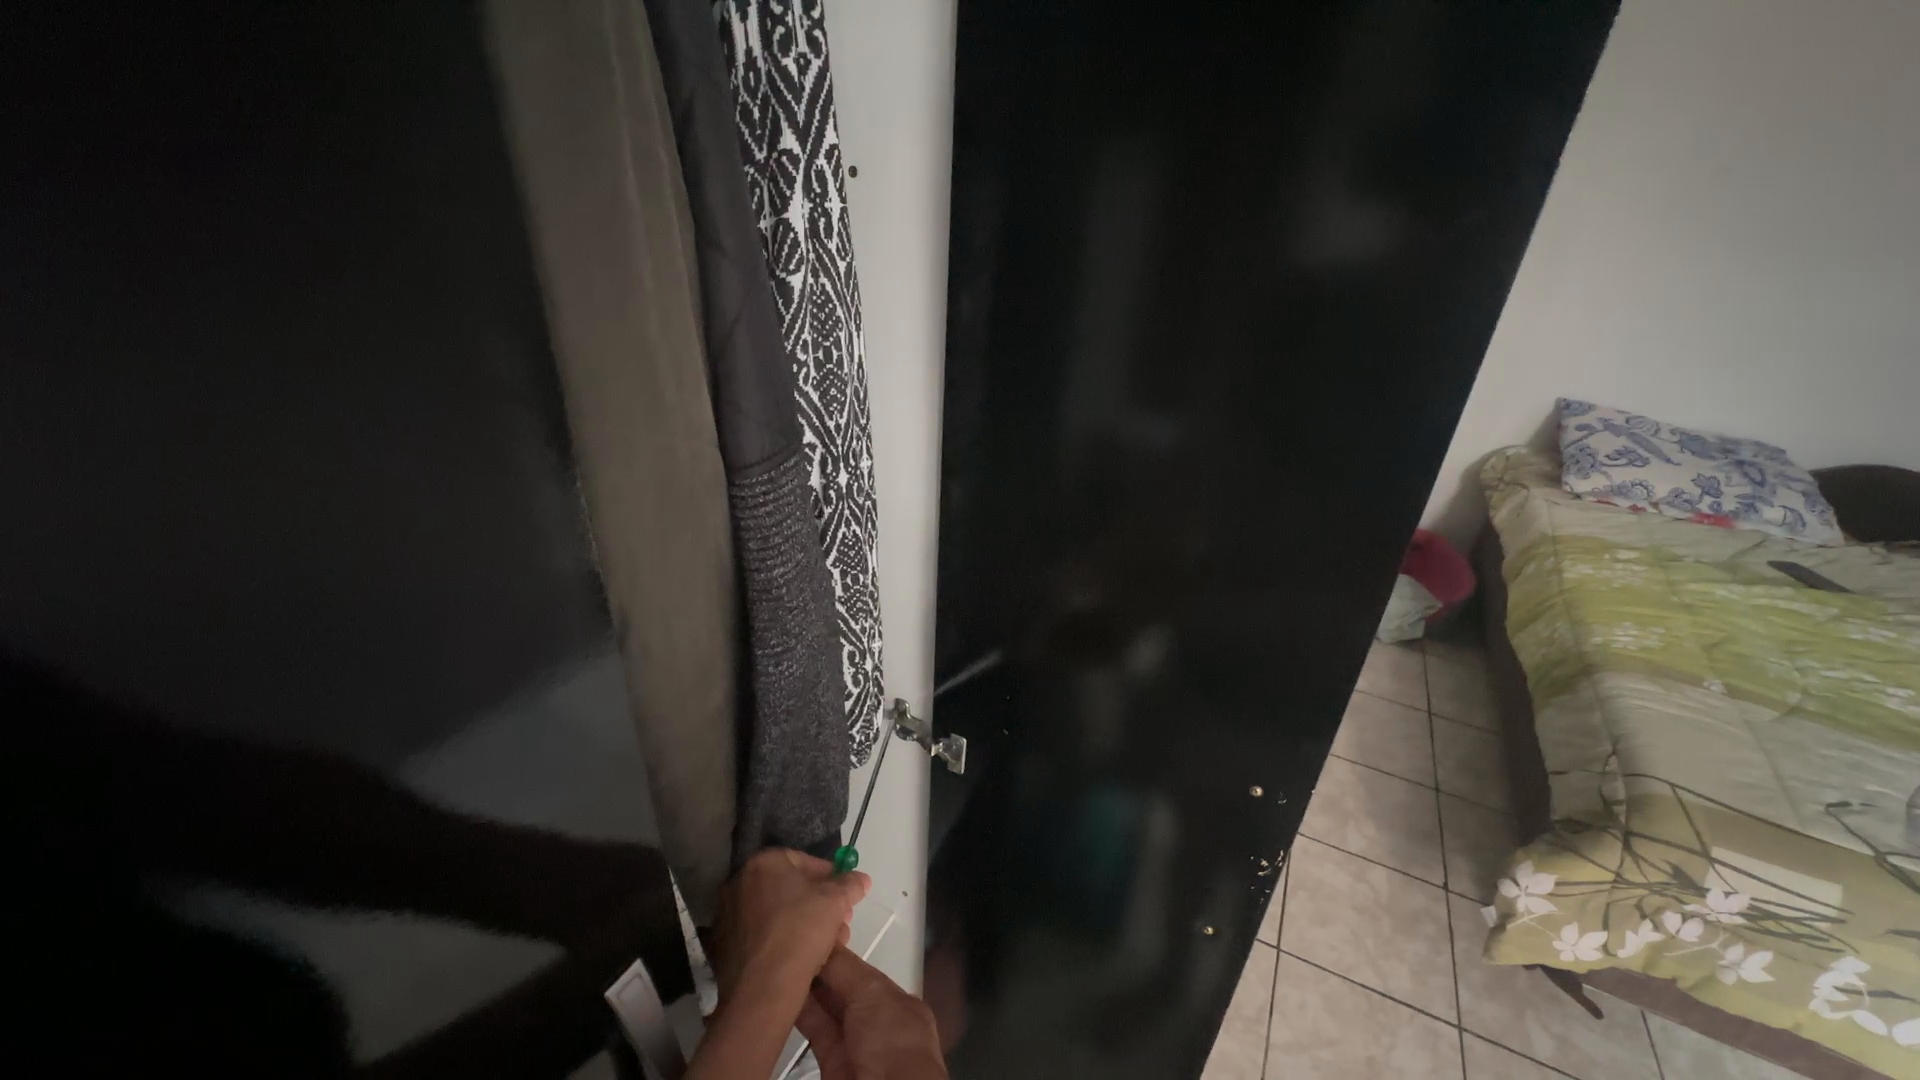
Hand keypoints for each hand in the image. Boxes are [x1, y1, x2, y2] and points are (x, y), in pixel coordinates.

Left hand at [713, 849, 869, 998]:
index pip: (802, 860)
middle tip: (840, 921)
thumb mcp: (836, 902)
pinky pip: (761, 936)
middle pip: (788, 888)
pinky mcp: (723, 947)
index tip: (845, 894)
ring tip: (827, 944)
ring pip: (776, 914)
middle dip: (819, 904)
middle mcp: (738, 883)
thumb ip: (850, 884)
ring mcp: (728, 916)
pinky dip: (782, 941)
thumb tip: (860, 878)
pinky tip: (802, 958)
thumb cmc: (800, 932)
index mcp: (762, 863)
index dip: (829, 876)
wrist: (762, 990)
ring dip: (804, 924)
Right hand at [796, 947, 946, 1079]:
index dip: (840, 954)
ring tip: (783, 966)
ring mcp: (855, 1045)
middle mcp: (877, 1023)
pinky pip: (816, 1033)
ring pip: (827, 1011)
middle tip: (792, 947)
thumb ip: (845, 967)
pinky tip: (784, 997)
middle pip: (844, 990)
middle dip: (822, 971)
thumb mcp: (873, 993)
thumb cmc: (893, 1043)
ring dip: (808, 992)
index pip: (863, 972)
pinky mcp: (833, 1065)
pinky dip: (801, 1015)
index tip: (815, 936)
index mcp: (898, 1002)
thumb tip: (825, 942)